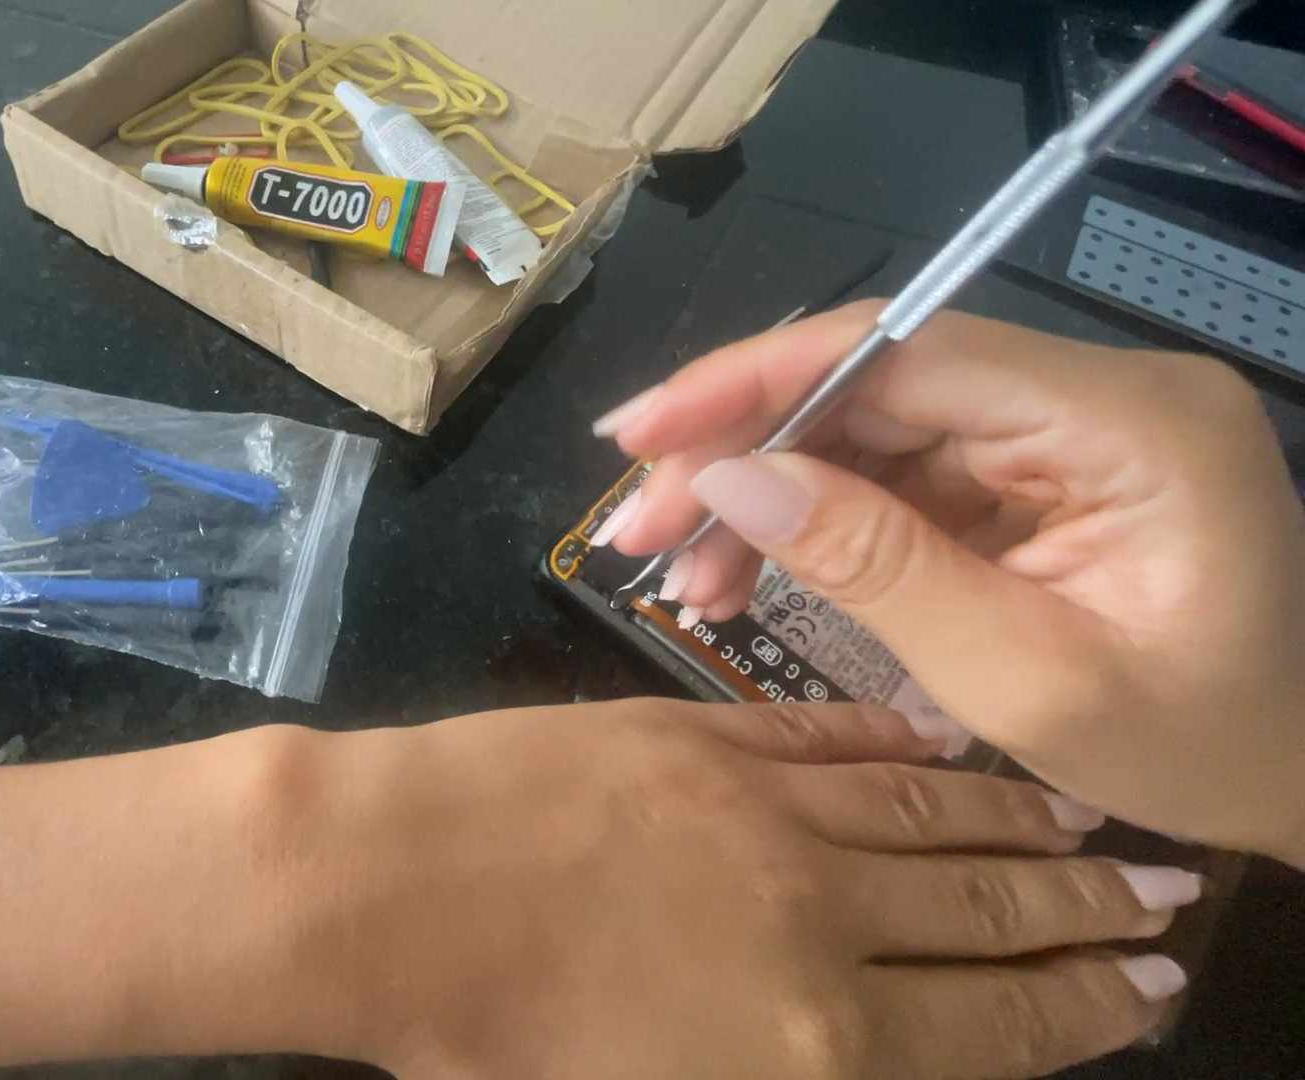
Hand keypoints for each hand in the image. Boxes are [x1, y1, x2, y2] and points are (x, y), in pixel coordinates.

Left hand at [314, 699, 1197, 1078]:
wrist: (394, 883)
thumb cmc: (486, 1034)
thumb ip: (778, 1072)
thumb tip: (866, 1043)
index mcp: (817, 1044)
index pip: (996, 1025)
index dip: (1083, 1001)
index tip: (1153, 978)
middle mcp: (814, 916)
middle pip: (978, 906)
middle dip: (1074, 902)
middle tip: (1151, 885)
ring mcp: (747, 804)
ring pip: (913, 809)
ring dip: (1002, 812)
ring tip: (1072, 812)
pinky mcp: (684, 732)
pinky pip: (812, 735)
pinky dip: (881, 737)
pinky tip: (926, 737)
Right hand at [593, 305, 1304, 863]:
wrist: (1277, 777)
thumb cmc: (1189, 747)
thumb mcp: (1021, 676)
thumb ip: (874, 567)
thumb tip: (731, 480)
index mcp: (1114, 422)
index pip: (894, 352)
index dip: (749, 380)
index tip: (641, 433)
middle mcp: (1064, 399)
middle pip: (846, 391)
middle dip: (724, 457)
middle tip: (638, 531)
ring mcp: (1019, 433)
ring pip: (832, 435)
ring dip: (740, 501)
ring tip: (679, 575)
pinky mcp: (981, 473)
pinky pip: (851, 478)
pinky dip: (779, 527)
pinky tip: (729, 577)